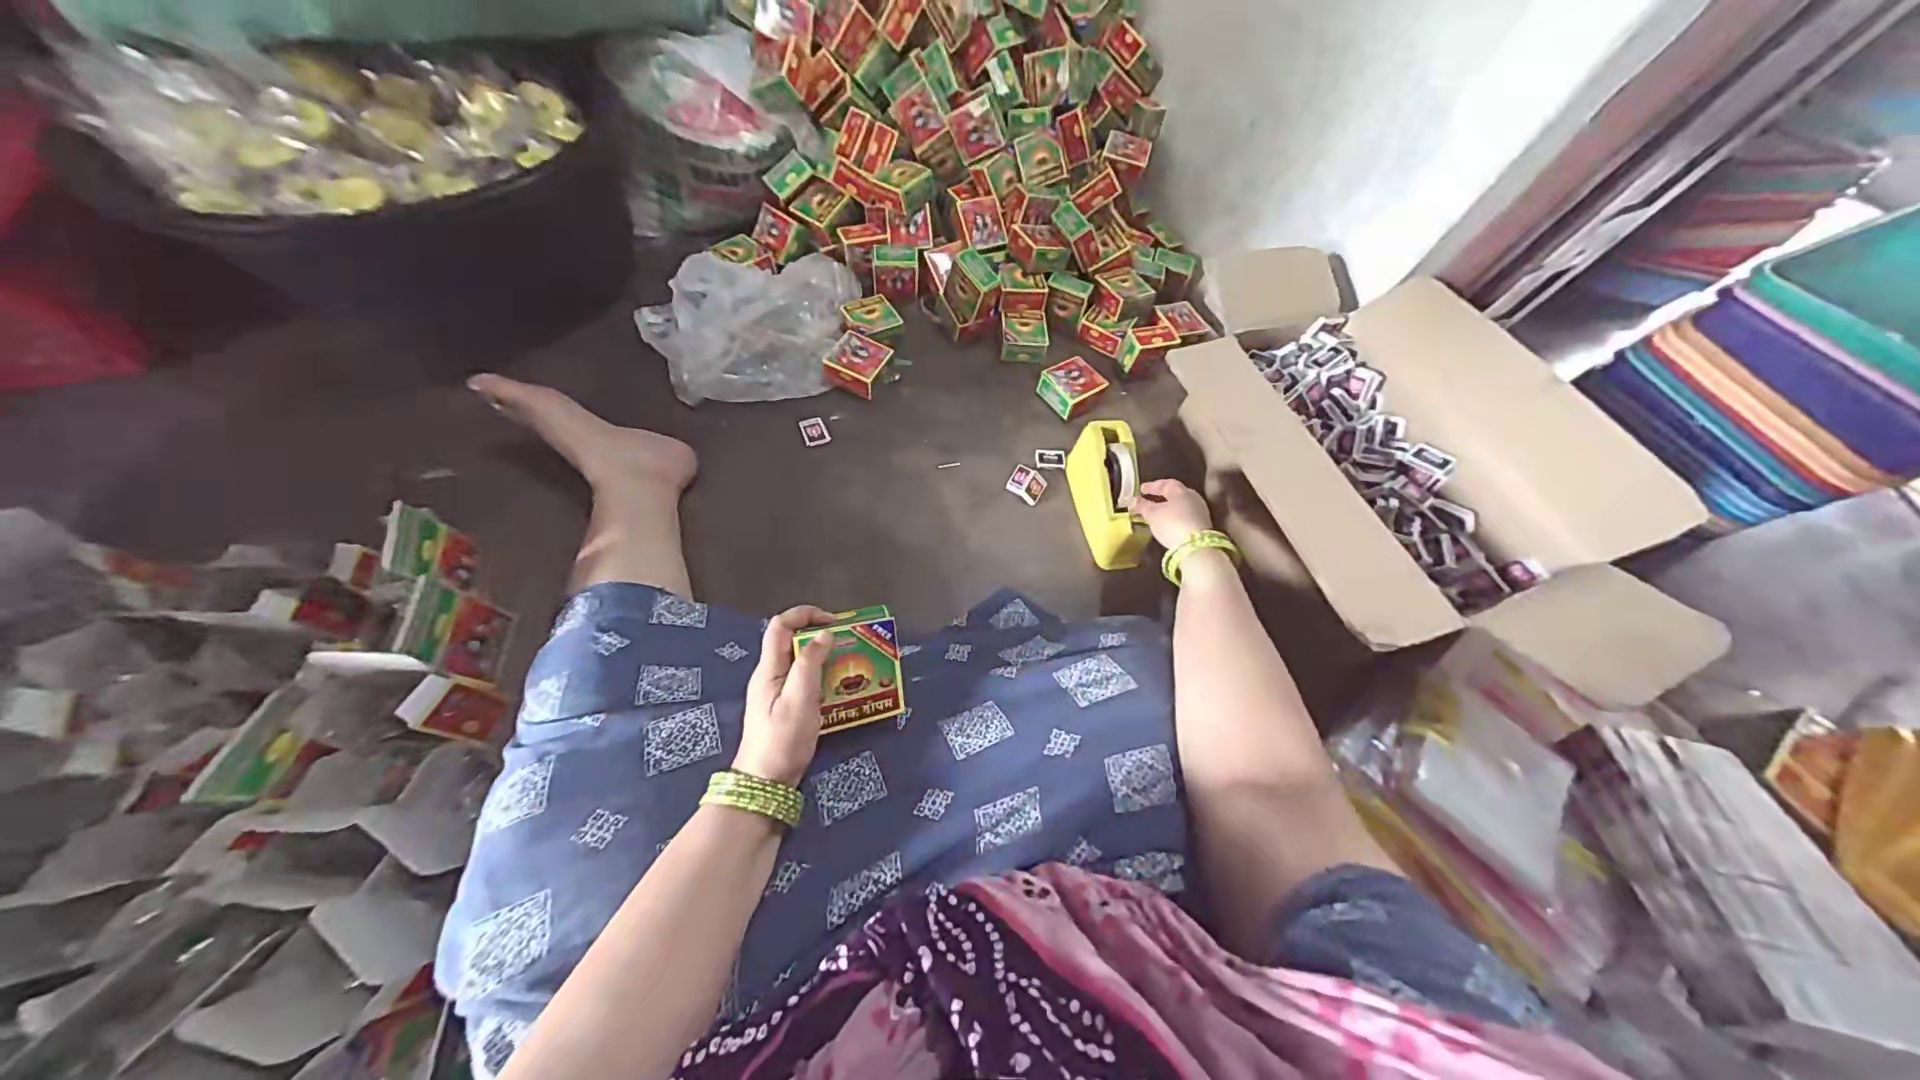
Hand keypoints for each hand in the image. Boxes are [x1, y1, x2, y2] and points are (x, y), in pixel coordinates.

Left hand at [733, 605, 837, 787]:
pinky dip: (823, 676)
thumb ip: (810, 664)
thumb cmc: (782, 740)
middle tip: (848, 642)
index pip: (781, 625)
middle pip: (792, 640)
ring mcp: (777, 691)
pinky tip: (840, 687)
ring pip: (801, 661)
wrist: (766, 782)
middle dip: (820, 635)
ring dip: (825, 656)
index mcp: (769, 668)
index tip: (834, 622)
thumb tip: (824, 634)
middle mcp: (771, 674)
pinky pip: (805, 680)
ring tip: (850, 663)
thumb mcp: (799, 700)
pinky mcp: (786, 706)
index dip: (806, 614)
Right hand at [1136, 479, 1213, 549]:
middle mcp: (1192, 497)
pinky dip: (1176, 516)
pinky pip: (1185, 515)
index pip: (1165, 483)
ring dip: (1169, 507)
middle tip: (1150, 500)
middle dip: (1162, 496)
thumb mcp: (1152, 514)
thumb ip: (1143, 505)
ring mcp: (1199, 510)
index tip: (1141, 489)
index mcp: (1180, 490)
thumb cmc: (1171, 523)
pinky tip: (1168, 522)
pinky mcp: (1203, 524)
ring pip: (1181, 505)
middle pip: (1175, 493)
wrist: (1196, 546)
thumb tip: (1135, 500)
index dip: (1152, 486)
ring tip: (1157, 513)